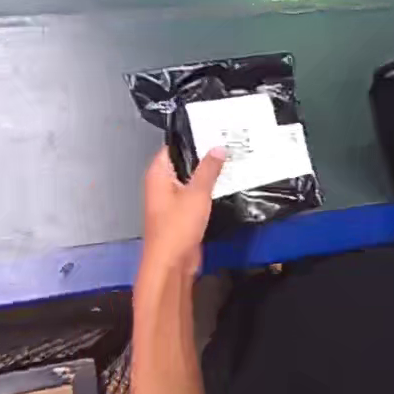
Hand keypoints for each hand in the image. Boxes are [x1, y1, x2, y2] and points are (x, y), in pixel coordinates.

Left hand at [139, 146, 226, 275]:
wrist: (172, 263)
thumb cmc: (178, 226)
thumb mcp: (197, 193)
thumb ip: (209, 169)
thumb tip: (218, 147)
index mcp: (158, 175)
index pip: (174, 147)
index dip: (193, 138)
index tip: (216, 130)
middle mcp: (163, 185)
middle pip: (185, 163)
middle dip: (206, 156)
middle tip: (231, 144)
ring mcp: (173, 200)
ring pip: (193, 180)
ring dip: (211, 174)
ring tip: (234, 161)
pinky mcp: (184, 213)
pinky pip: (198, 195)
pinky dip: (211, 190)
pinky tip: (229, 185)